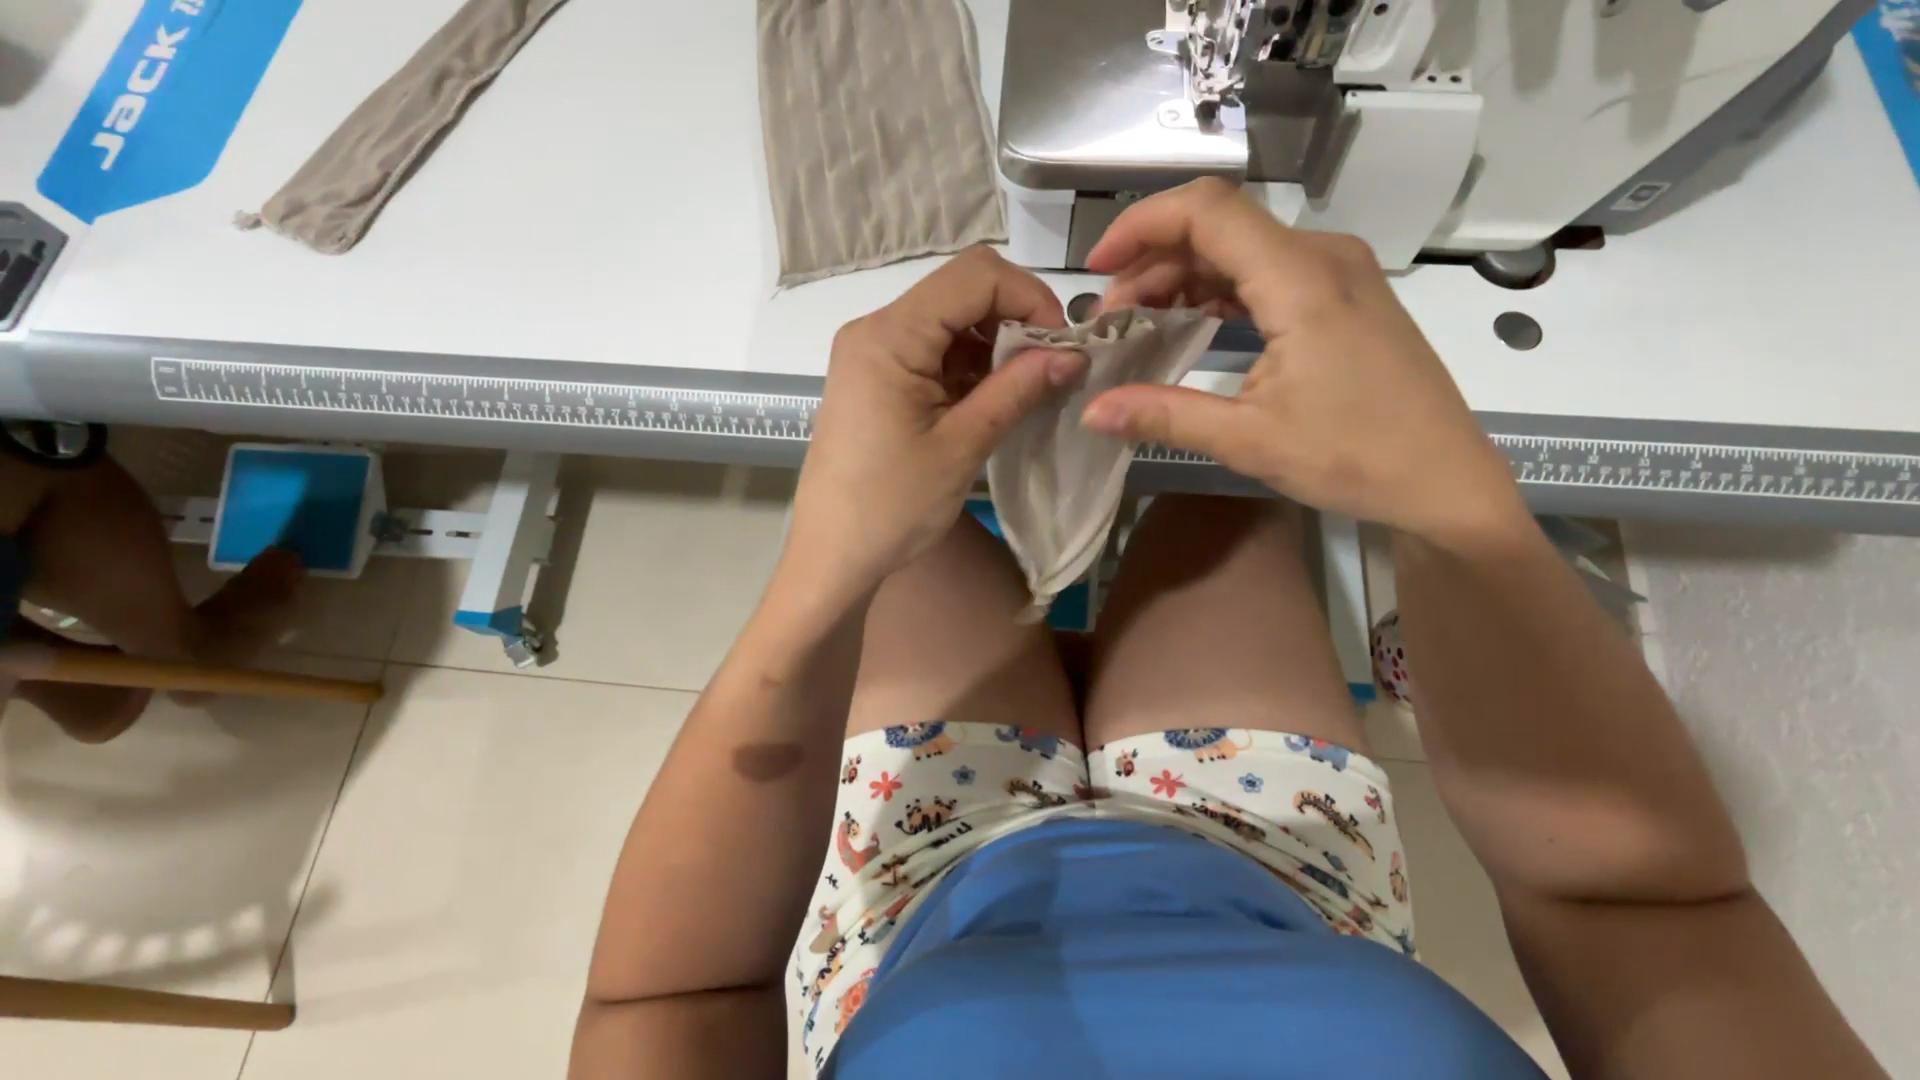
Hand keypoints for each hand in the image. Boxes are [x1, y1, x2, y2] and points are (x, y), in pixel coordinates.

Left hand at [785, 247, 1086, 595]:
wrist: (833, 556)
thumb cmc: (891, 508)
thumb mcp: (961, 446)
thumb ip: (1016, 390)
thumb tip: (1074, 353)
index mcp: (888, 336)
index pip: (974, 276)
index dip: (1029, 296)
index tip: (1064, 342)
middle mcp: (875, 329)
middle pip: (962, 291)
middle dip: (1016, 319)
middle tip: (1052, 367)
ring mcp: (872, 353)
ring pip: (951, 320)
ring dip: (995, 345)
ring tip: (1027, 389)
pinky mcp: (876, 378)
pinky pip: (933, 350)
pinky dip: (970, 365)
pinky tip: (995, 399)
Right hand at [1079, 178, 1526, 544]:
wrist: (1445, 481)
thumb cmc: (1355, 457)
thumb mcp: (1250, 440)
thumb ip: (1164, 415)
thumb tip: (1091, 412)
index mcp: (1302, 278)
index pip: (1206, 211)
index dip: (1140, 227)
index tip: (1096, 270)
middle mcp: (1323, 256)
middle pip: (1218, 227)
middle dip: (1152, 264)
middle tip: (1111, 321)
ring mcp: (1339, 272)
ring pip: (1241, 249)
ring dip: (1183, 278)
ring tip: (1140, 325)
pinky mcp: (1345, 295)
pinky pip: (1268, 272)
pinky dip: (1219, 290)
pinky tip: (1190, 326)